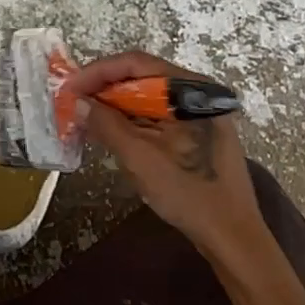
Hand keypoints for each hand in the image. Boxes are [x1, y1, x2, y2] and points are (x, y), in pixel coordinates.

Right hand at [65, 52, 263, 254]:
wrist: (234, 239)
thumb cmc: (189, 193)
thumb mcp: (140, 157)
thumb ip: (107, 124)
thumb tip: (78, 102)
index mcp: (190, 89)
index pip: (136, 64)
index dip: (98, 72)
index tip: (70, 87)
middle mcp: (196, 92)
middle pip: (141, 77)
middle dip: (104, 88)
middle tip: (74, 101)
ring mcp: (198, 112)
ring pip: (146, 97)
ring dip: (115, 105)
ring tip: (86, 117)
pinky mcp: (196, 132)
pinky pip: (156, 114)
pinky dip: (131, 120)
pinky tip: (110, 131)